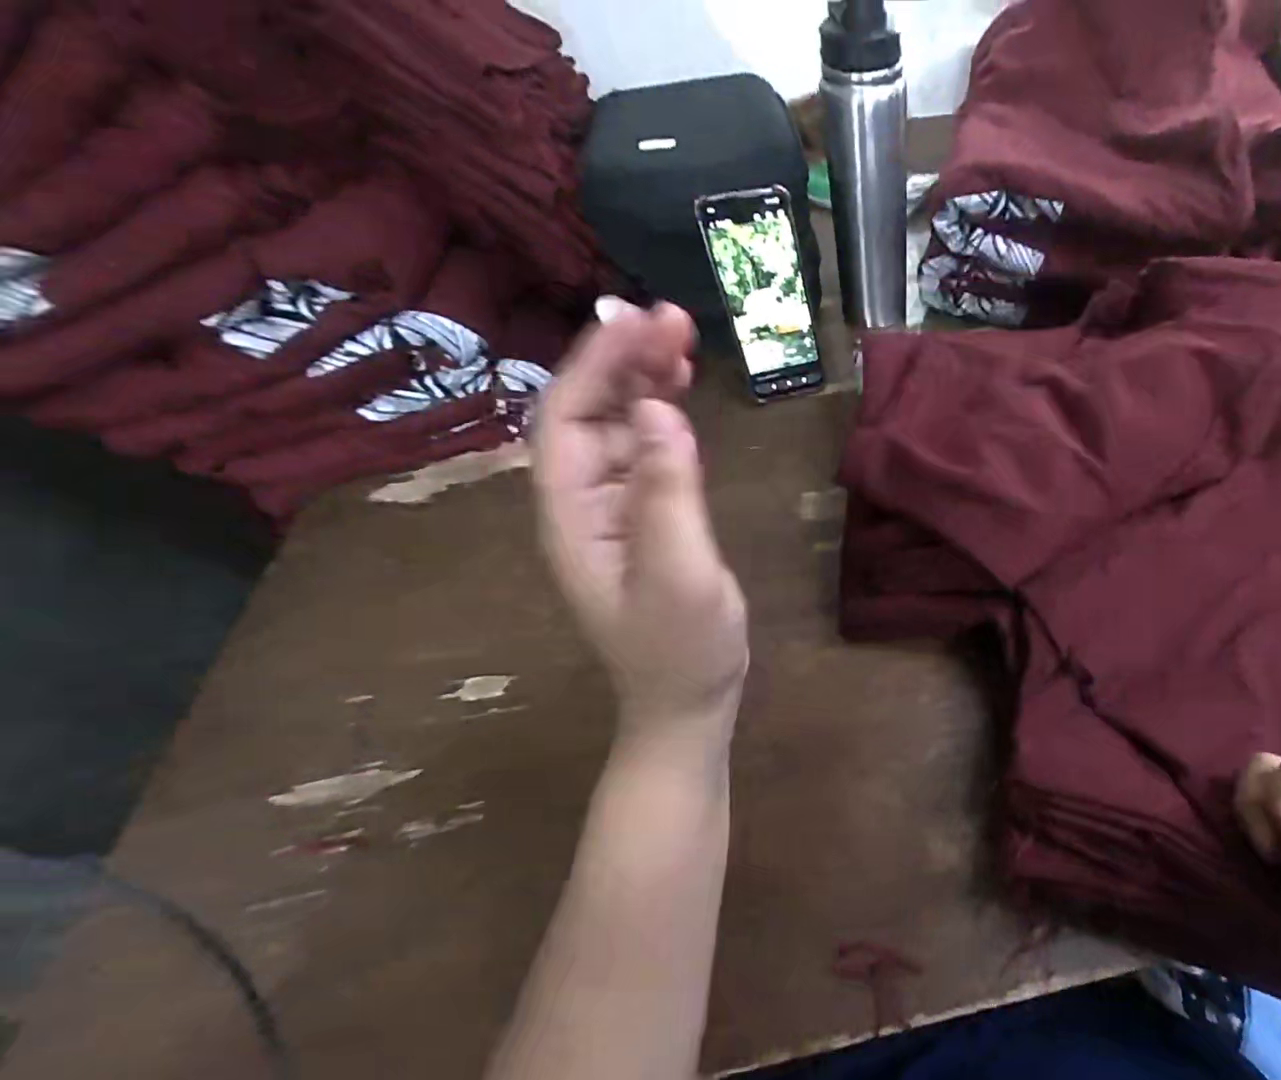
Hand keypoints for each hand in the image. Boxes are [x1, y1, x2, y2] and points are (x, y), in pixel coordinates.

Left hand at [534, 298, 747, 731]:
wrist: (689, 700)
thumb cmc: (683, 648)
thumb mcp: (681, 574)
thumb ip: (667, 494)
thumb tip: (656, 411)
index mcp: (574, 515)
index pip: (567, 418)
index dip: (597, 363)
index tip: (640, 318)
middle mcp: (583, 502)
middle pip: (589, 412)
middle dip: (624, 359)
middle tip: (674, 317)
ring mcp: (614, 510)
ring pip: (617, 426)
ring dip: (644, 379)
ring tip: (683, 340)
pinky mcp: (645, 517)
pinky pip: (645, 452)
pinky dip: (662, 415)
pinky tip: (681, 394)